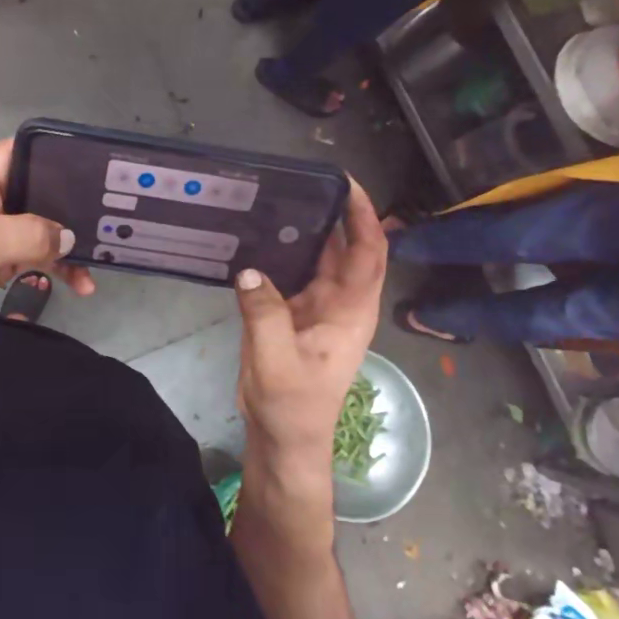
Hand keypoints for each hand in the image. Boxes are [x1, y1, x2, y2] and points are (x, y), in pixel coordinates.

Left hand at [0, 140, 94, 336]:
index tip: (108, 175)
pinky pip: (49, 255)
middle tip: (122, 220)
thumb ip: (30, 235)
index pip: (41, 151)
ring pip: (56, 226)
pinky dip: (66, 268)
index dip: (72, 158)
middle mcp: (9, 190)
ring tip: (108, 258)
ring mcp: (12, 223)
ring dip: (79, 243)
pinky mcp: (14, 253)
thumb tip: (70, 239)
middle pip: (56, 190)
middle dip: (84, 207)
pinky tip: (84, 286)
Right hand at [232, 180, 386, 465]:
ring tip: (280, 200)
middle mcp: (340, 304)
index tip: (348, 185)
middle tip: (305, 181)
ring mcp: (316, 309)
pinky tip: (260, 238)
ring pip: (318, 260)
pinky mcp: (292, 316)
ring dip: (308, 231)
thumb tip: (249, 268)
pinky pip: (291, 275)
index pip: (368, 254)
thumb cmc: (292, 404)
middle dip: (336, 215)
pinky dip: (282, 253)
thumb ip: (264, 314)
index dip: (364, 218)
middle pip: (346, 250)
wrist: (283, 437)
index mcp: (351, 312)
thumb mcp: (276, 361)